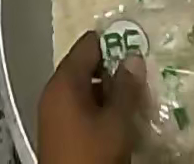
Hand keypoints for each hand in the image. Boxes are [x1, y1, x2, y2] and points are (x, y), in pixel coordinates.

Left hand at [38, 31, 142, 163]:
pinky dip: (97, 107)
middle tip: (140, 75)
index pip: (88, 45)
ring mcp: (53, 112)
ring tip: (134, 98)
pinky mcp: (57, 131)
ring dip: (107, 91)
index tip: (136, 44)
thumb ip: (126, 88)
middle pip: (85, 65)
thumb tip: (134, 57)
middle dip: (112, 68)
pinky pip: (79, 106)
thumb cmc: (92, 157)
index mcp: (64, 80)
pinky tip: (117, 119)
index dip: (112, 41)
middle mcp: (54, 90)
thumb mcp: (116, 123)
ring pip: (84, 88)